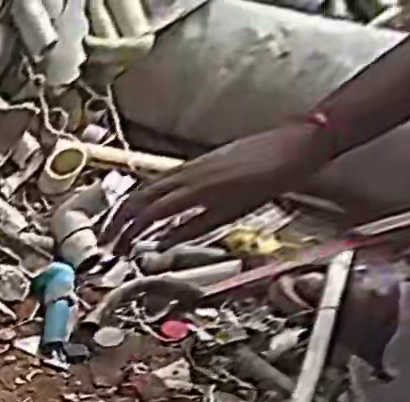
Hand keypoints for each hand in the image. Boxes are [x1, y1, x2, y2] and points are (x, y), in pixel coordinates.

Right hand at [106, 123, 330, 251]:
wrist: (302, 142)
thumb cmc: (272, 179)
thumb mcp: (230, 213)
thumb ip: (190, 229)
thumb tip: (161, 246)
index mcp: (192, 192)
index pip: (146, 216)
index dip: (128, 235)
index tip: (118, 250)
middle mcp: (185, 176)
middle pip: (136, 200)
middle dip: (117, 222)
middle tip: (107, 240)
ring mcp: (191, 166)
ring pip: (145, 188)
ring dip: (127, 208)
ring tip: (118, 224)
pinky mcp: (198, 162)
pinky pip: (161, 180)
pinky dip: (145, 196)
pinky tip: (146, 205)